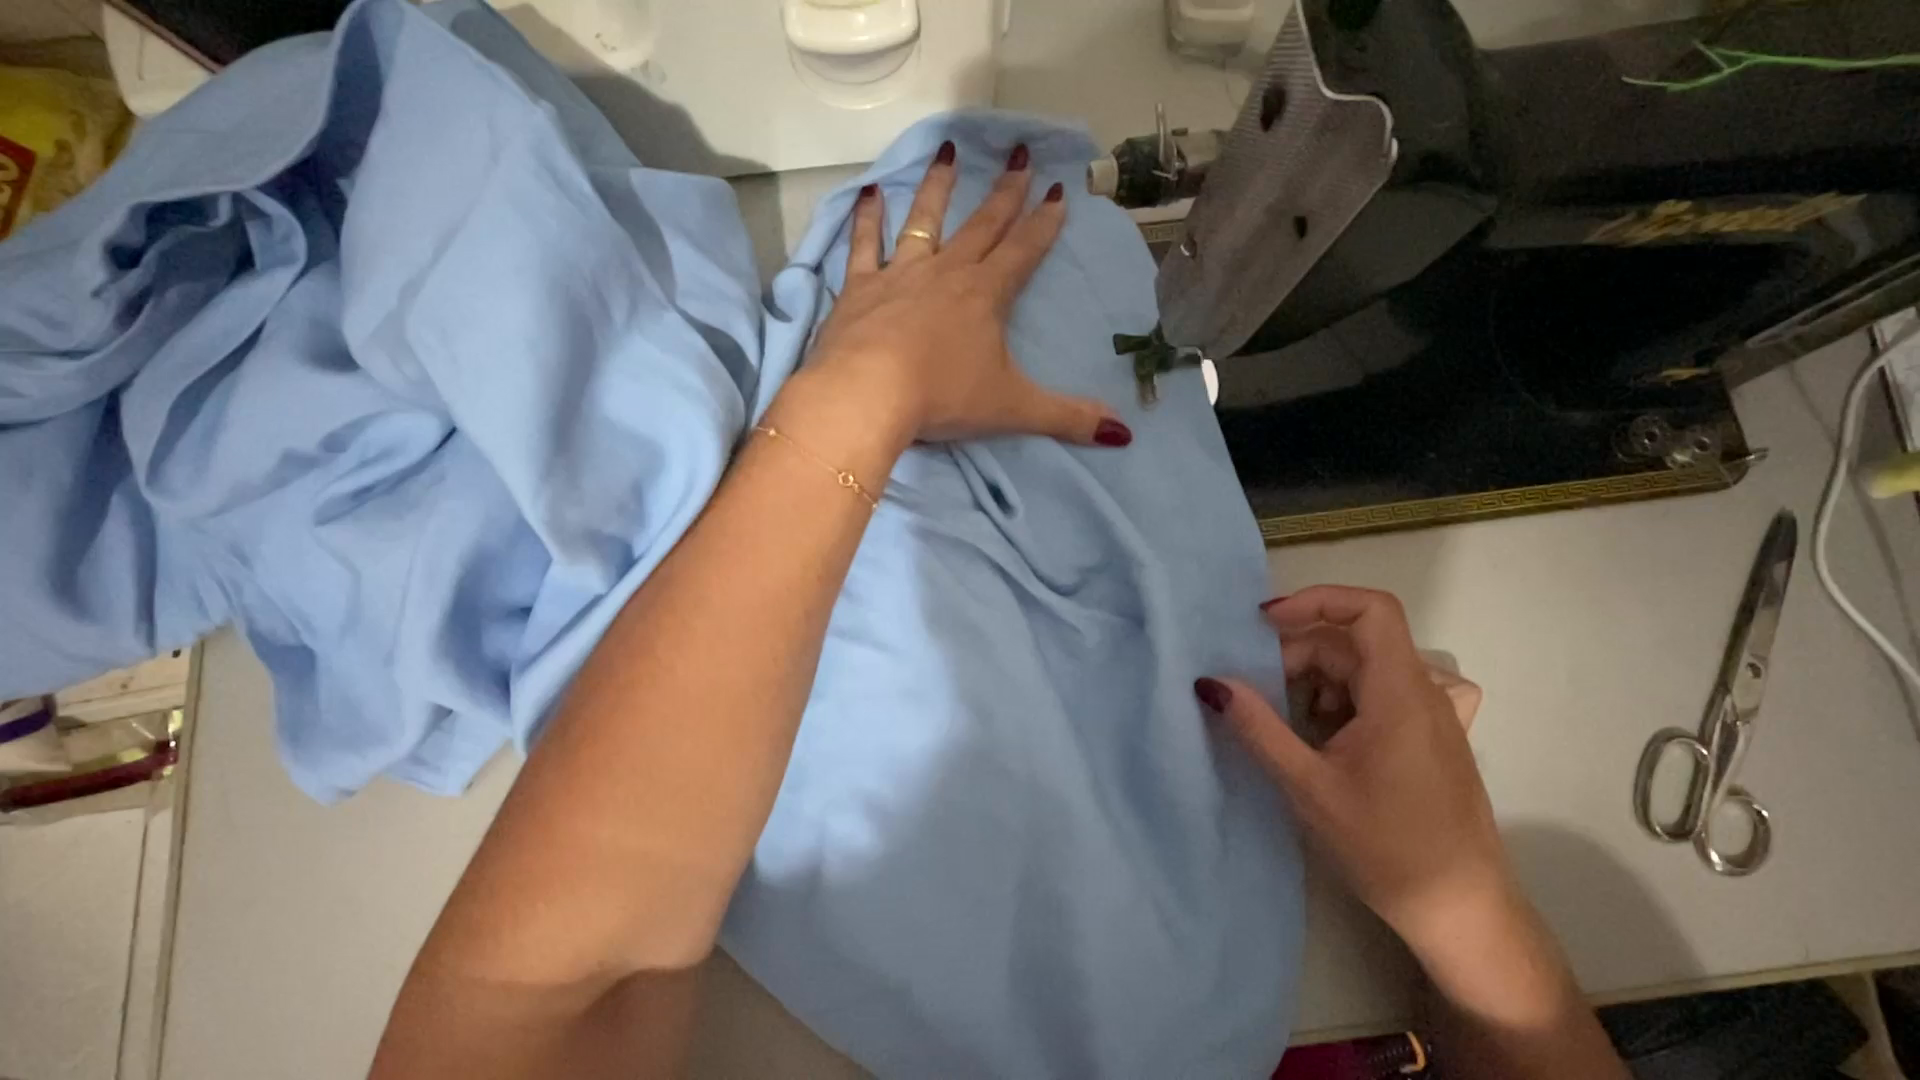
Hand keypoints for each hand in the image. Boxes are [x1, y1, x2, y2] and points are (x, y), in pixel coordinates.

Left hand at [804, 141, 1131, 448]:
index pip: (1024, 251)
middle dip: (1005, 192)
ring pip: (924, 220)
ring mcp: (900, 275)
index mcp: (986, 295)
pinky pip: (864, 244)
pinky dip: (867, 217)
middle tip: (1020, 153)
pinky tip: (868, 191)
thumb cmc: (943, 398)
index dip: (1044, 222)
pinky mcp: (859, 288)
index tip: (1057, 189)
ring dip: (938, 186)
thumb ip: (1067, 418)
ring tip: (948, 151)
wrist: (867, 394)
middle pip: (982, 226)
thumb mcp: (1013, 410)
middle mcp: (946, 273)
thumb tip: (1123, 434)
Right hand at [1194, 586, 1513, 950]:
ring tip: (1290, 721)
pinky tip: (1330, 733)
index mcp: (1401, 693)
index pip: (1369, 610)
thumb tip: (1210, 683)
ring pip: (1366, 666)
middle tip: (1257, 692)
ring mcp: (1435, 714)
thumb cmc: (1385, 846)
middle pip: (1355, 641)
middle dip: (1299, 654)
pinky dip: (1346, 697)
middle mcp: (1424, 691)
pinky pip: (1384, 691)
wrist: (1461, 909)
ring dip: (1319, 678)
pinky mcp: (1434, 736)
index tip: (1264, 625)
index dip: (1315, 601)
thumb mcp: (1308, 786)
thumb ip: (1258, 728)